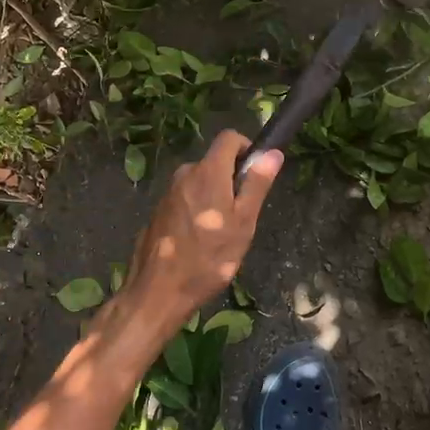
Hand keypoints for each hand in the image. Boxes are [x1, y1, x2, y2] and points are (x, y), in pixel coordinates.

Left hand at [119, 131, 282, 330]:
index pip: (229, 137)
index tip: (254, 174)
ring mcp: (168, 192)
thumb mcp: (243, 223)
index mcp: (207, 171)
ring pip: (199, 182)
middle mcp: (185, 173)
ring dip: (213, 198)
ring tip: (220, 235)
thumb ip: (256, 184)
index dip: (246, 148)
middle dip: (231, 180)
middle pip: (215, 162)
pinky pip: (185, 199)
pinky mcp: (158, 211)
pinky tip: (198, 243)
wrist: (157, 292)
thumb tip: (272, 152)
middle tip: (240, 216)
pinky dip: (196, 210)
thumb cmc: (208, 258)